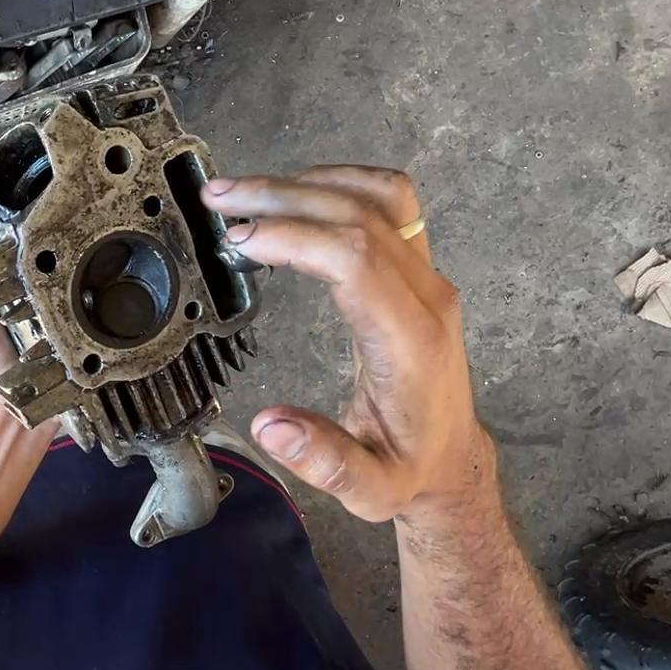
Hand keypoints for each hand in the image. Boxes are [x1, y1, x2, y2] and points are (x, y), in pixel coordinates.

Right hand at [201, 166, 493, 522]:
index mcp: (411, 341)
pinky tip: (293, 191)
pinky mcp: (418, 268)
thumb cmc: (406, 469)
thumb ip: (324, 461)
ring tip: (244, 189)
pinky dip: (336, 183)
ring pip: (378, 196)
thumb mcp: (368, 487)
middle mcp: (427, 295)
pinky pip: (388, 202)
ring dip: (307, 182)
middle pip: (360, 214)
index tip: (238, 241)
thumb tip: (269, 424)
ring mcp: (428, 275)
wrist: (451, 456)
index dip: (294, 238)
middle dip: (283, 198)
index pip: (355, 259)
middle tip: (219, 200)